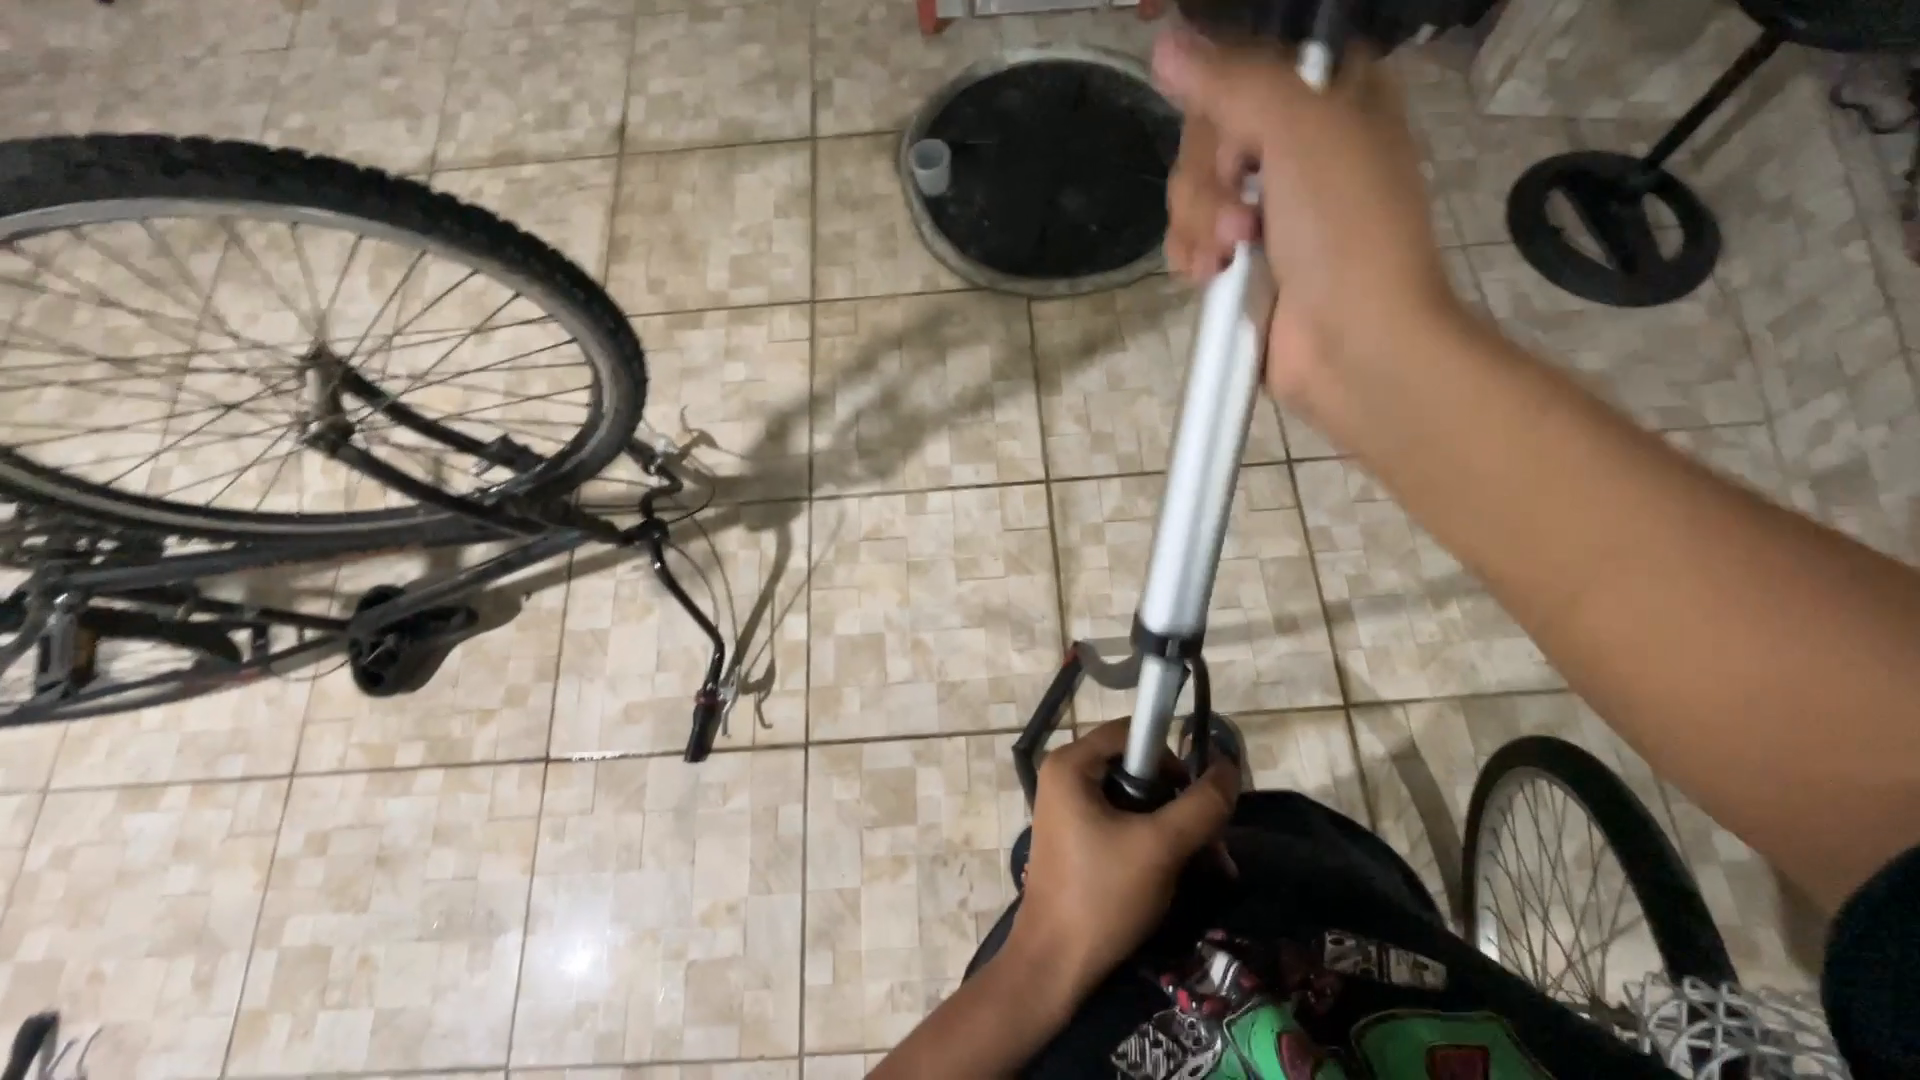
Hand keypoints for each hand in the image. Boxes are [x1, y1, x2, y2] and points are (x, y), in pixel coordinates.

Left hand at [1007, 720, 1240, 999]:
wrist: (1056, 965)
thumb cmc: (1102, 896)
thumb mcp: (1161, 847)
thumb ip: (1201, 804)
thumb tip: (1232, 766)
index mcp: (1070, 765)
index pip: (1133, 732)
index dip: (1172, 758)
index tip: (1199, 797)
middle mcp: (1065, 777)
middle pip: (1138, 769)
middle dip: (1182, 803)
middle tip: (1215, 843)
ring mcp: (1070, 810)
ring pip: (1137, 801)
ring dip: (1178, 829)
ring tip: (1215, 868)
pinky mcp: (1079, 840)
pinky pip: (1125, 824)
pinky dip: (1158, 843)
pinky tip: (1190, 875)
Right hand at [1153, 29, 1465, 412]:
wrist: (1353, 343)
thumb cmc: (1346, 230)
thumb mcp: (1301, 131)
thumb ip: (1232, 81)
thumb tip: (1166, 43)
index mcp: (1332, 98)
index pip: (1246, 68)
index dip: (1223, 99)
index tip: (1232, 137)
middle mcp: (1299, 145)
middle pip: (1209, 131)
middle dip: (1208, 180)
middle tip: (1240, 216)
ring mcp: (1269, 206)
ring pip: (1193, 187)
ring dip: (1198, 224)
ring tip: (1228, 258)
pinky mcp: (1243, 257)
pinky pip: (1190, 234)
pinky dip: (1190, 254)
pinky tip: (1208, 275)